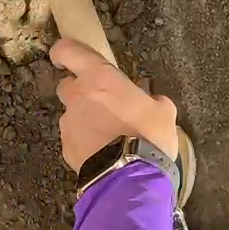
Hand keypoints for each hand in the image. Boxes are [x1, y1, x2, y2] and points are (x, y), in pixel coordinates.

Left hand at [50, 39, 178, 171]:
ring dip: (84, 120)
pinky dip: (84, 143)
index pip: (68, 52)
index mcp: (99, 78)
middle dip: (79, 91)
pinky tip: (103, 154)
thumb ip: (154, 101)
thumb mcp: (164, 113)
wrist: (129, 178)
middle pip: (66, 85)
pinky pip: (73, 139)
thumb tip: (153, 101)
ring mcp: (68, 124)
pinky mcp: (66, 148)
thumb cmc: (148, 136)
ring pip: (71, 115)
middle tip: (101, 103)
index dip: (64, 51)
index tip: (66, 56)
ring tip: (107, 137)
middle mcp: (78, 96)